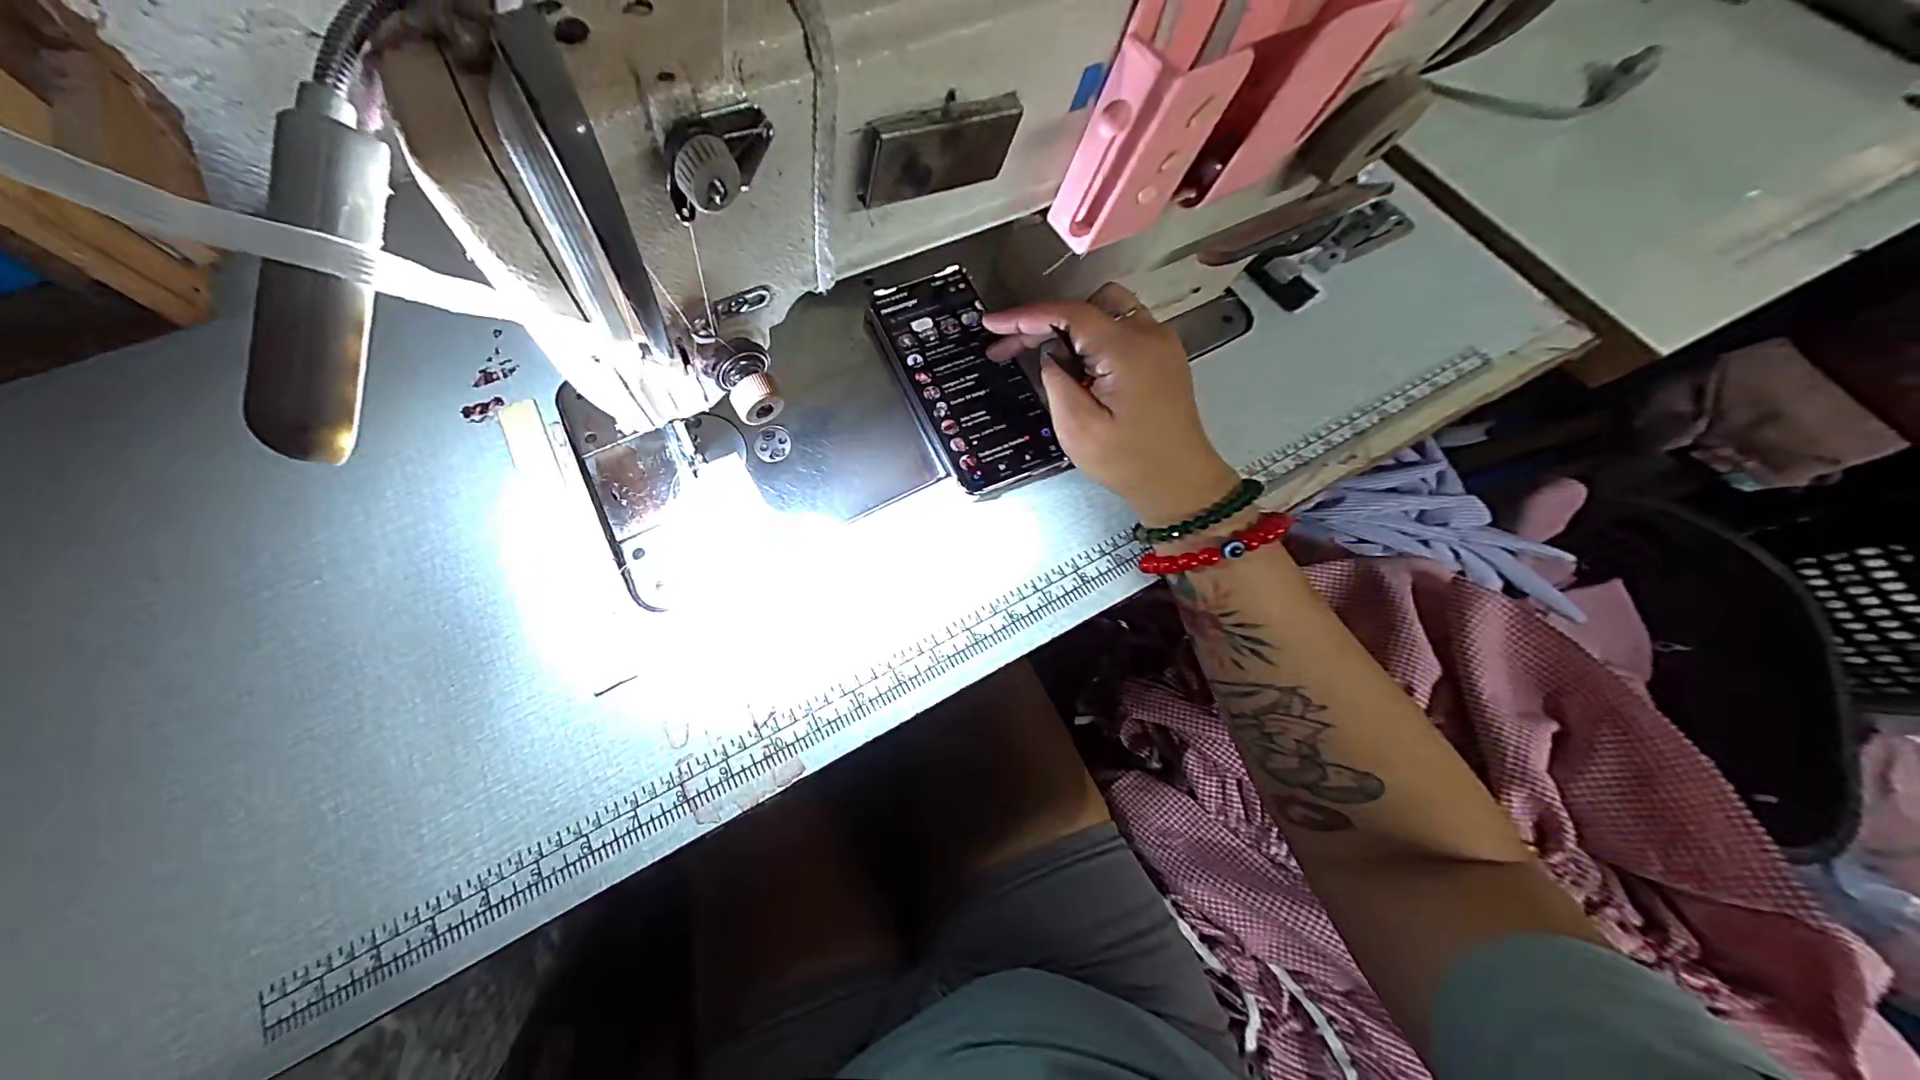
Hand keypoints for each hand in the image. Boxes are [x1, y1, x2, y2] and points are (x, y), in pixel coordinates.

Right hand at [985, 283, 1237, 524]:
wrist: (1179, 482)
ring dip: (1070, 328)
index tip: (993, 322)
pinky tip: (1074, 366)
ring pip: (1105, 312)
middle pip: (1087, 304)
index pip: (1069, 313)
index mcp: (1127, 350)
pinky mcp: (1162, 357)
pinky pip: (1121, 329)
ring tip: (1042, 358)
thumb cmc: (1130, 462)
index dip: (1025, 315)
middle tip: (1010, 347)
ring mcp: (1160, 344)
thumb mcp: (1078, 428)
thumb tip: (1050, 353)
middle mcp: (1149, 335)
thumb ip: (1057, 380)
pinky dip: (1092, 338)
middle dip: (1045, 321)